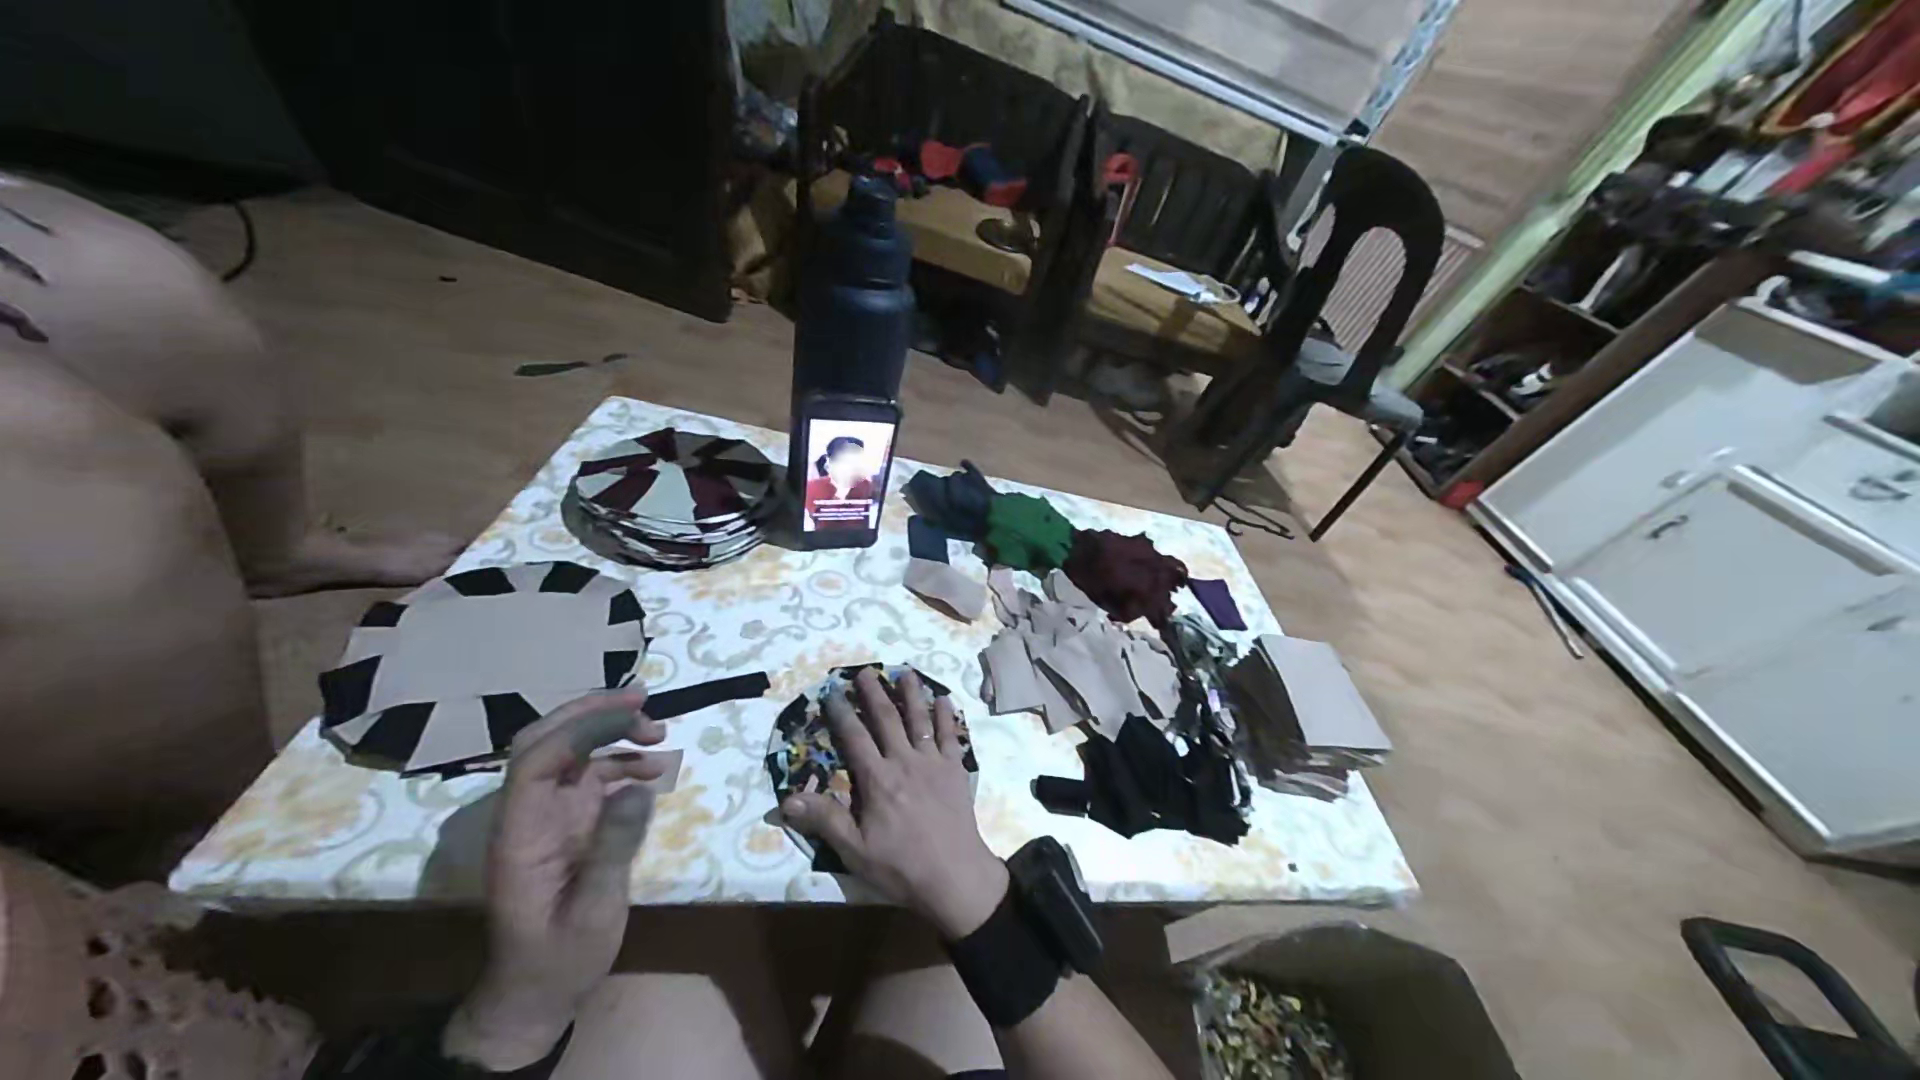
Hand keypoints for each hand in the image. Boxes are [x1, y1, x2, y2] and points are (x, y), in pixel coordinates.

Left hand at [443, 688, 670, 1070]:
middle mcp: (529, 813)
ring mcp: (549, 815)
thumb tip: (639, 784)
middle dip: (591, 712)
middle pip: (545, 742)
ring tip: (659, 732)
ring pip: (569, 752)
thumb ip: (614, 845)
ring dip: (610, 731)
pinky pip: (592, 776)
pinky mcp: (570, 823)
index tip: (633, 713)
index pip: (536, 761)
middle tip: (641, 698)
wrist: (538, 992)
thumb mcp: (593, 909)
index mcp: (520, 832)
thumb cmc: (560, 957)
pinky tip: (654, 768)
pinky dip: (623, 761)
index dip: (582, 727)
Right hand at [781, 669, 1009, 941]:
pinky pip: (950, 735)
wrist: (955, 877)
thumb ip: (824, 820)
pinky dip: (946, 715)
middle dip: (874, 693)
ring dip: (911, 694)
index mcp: (877, 779)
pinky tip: (944, 699)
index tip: (831, 692)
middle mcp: (904, 762)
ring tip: (905, 671)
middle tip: (865, 671)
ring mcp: (933, 763)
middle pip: (887, 719)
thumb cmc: (901, 866)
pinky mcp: (955, 770)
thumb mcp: (855, 850)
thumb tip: (786, 800)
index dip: (841, 713)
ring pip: (920, 720)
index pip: (855, 737)